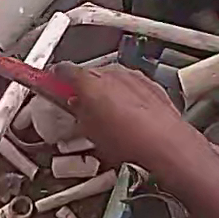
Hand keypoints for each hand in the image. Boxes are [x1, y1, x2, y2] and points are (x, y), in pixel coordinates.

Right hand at [53, 64, 218, 199]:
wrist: (168, 147)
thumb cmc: (132, 142)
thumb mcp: (90, 133)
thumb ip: (77, 113)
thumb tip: (75, 108)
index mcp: (90, 81)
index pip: (62, 70)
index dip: (53, 79)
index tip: (49, 84)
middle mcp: (112, 73)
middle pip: (87, 74)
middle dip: (81, 88)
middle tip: (77, 106)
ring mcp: (134, 77)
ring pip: (110, 79)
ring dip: (104, 92)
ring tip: (105, 117)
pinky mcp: (151, 85)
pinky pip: (131, 86)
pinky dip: (125, 96)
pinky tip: (127, 118)